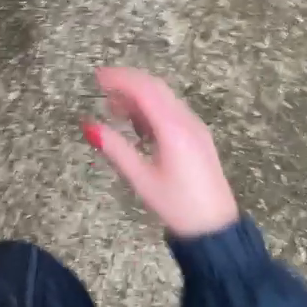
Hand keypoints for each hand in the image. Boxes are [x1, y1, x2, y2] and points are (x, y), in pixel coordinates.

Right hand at [85, 67, 239, 237]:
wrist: (216, 229)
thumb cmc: (177, 205)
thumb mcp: (141, 179)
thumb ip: (116, 149)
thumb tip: (90, 126)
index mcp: (173, 130)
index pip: (144, 89)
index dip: (119, 78)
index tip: (97, 77)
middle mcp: (187, 121)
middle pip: (155, 86)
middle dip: (127, 81)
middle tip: (102, 86)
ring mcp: (195, 127)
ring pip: (164, 96)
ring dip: (138, 94)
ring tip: (114, 108)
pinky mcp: (198, 136)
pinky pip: (172, 109)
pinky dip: (150, 106)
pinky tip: (136, 122)